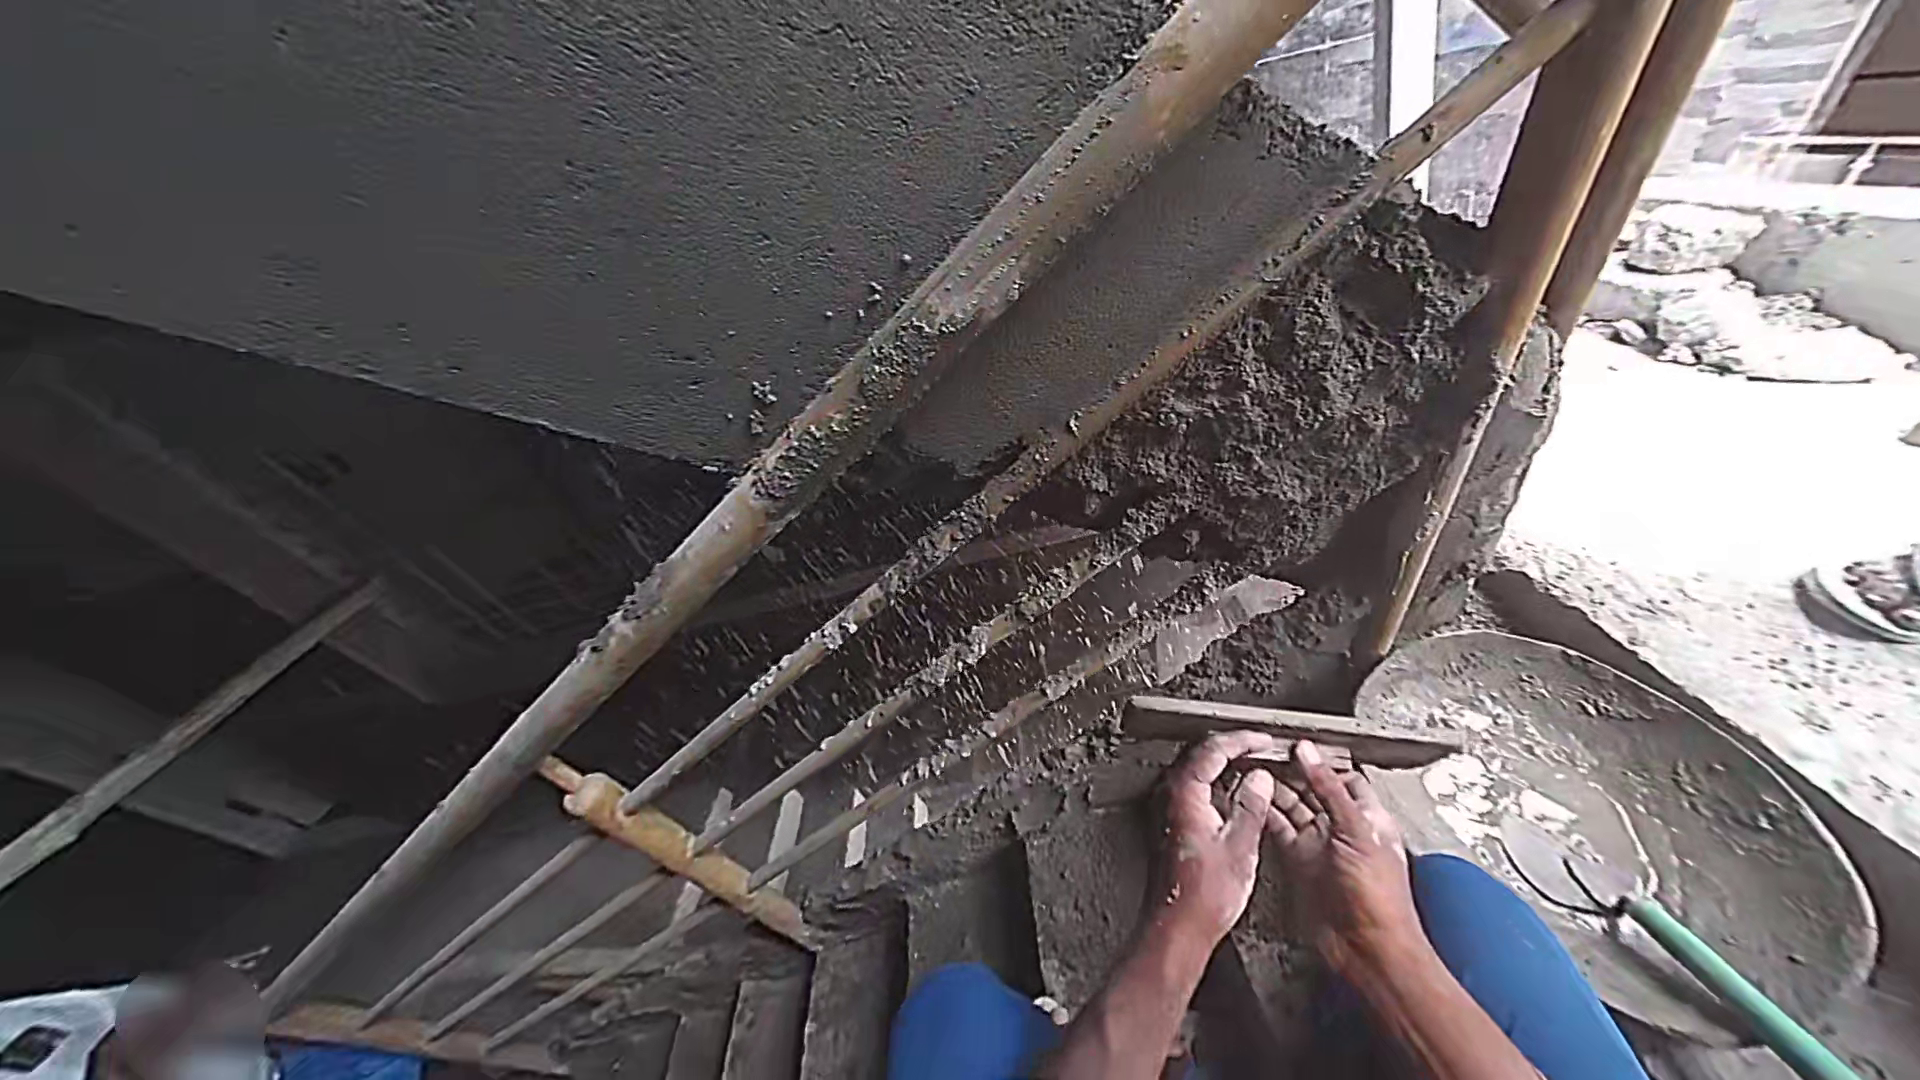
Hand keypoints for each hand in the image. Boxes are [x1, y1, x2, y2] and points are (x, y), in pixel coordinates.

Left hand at [1147, 731, 1279, 947]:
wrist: (1177, 924)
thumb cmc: (1205, 894)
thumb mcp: (1240, 846)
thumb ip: (1251, 806)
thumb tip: (1260, 777)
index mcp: (1184, 792)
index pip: (1212, 749)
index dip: (1241, 741)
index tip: (1263, 739)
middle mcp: (1168, 793)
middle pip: (1200, 754)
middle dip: (1232, 748)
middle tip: (1260, 749)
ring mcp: (1165, 806)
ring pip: (1195, 770)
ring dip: (1223, 765)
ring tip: (1253, 767)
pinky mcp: (1168, 820)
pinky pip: (1191, 787)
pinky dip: (1214, 783)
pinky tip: (1234, 793)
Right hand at [1268, 740, 1423, 975]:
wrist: (1367, 949)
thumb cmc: (1379, 899)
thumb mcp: (1355, 831)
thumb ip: (1329, 788)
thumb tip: (1308, 753)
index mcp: (1366, 817)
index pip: (1343, 776)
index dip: (1319, 760)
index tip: (1293, 744)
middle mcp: (1341, 827)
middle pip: (1312, 787)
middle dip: (1290, 769)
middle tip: (1262, 751)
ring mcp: (1317, 843)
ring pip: (1291, 805)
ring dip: (1273, 788)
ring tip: (1250, 768)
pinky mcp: (1297, 859)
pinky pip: (1276, 827)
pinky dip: (1263, 812)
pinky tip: (1250, 798)